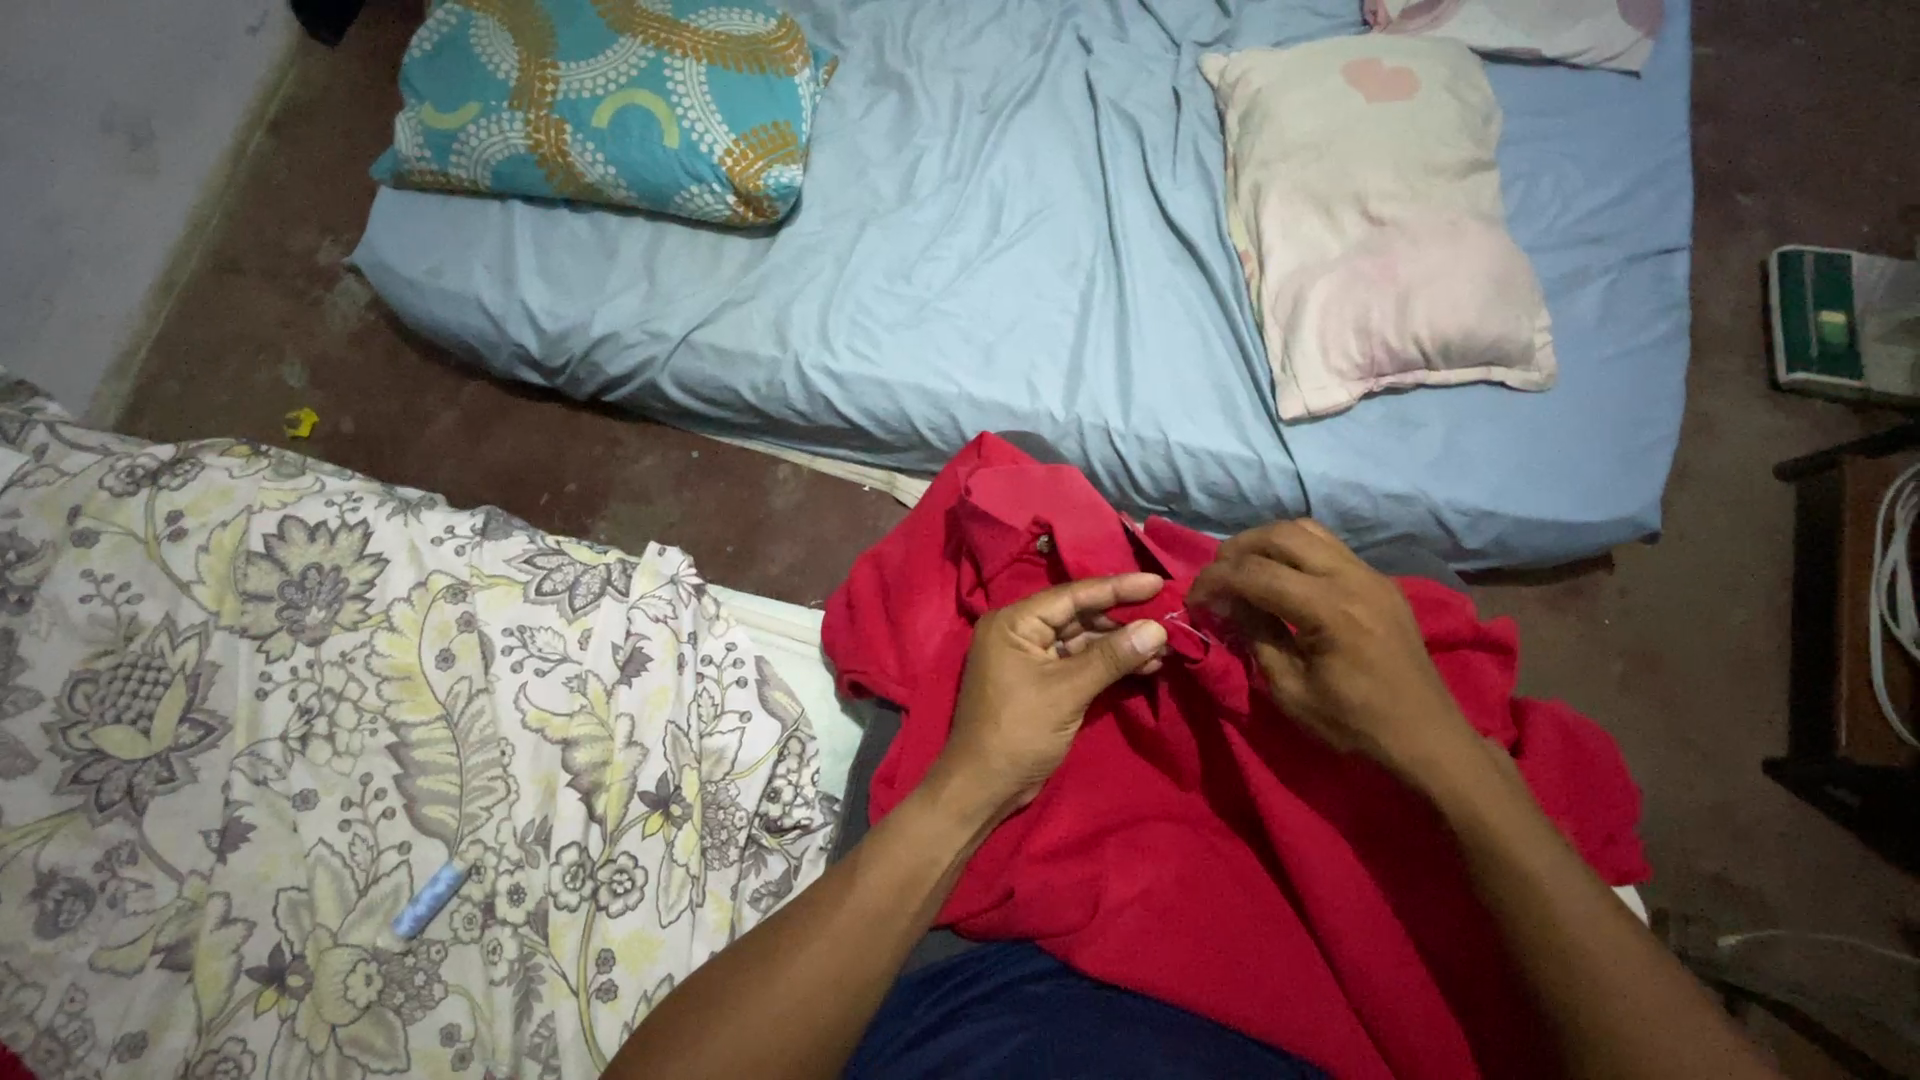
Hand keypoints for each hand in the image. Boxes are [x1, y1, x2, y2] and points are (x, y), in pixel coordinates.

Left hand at [927, 573, 1169, 824]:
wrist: (984, 787)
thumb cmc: (1017, 732)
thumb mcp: (1067, 692)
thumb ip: (1111, 657)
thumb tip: (1158, 629)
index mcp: (1013, 623)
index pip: (1071, 596)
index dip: (1117, 588)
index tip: (1158, 582)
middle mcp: (1020, 633)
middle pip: (1079, 616)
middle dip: (1123, 620)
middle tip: (1169, 618)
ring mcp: (1031, 659)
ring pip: (1083, 641)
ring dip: (1122, 645)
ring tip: (1167, 648)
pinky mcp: (1043, 683)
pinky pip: (1080, 663)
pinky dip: (1110, 665)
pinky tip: (1146, 666)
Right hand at [1189, 519, 1479, 784]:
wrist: (1426, 737)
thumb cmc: (1353, 724)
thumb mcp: (1289, 689)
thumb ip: (1255, 635)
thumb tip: (1225, 603)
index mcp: (1330, 610)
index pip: (1255, 573)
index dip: (1214, 580)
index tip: (1192, 599)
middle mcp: (1352, 578)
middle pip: (1280, 535)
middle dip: (1236, 551)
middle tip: (1215, 579)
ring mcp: (1370, 574)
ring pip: (1306, 530)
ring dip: (1265, 543)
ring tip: (1242, 571)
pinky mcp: (1379, 581)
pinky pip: (1327, 546)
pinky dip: (1293, 550)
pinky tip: (1279, 577)